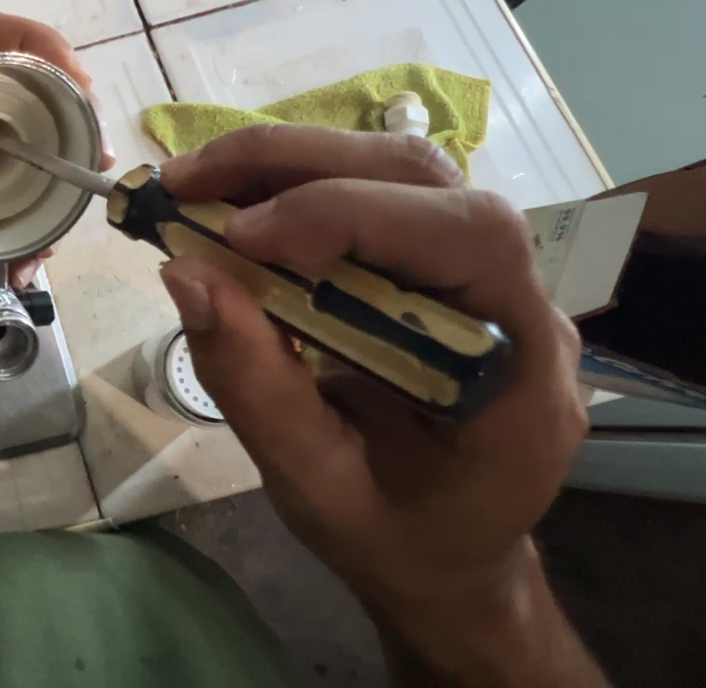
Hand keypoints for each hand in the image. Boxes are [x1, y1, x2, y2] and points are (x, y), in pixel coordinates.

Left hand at [0, 0, 110, 350]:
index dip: (34, 41)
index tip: (71, 73)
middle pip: (25, 77)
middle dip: (68, 95)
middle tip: (94, 130)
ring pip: (43, 125)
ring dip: (75, 143)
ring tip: (89, 170)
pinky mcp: (1, 193)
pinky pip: (43, 176)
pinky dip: (60, 192)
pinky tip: (62, 215)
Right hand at [156, 126, 590, 664]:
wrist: (440, 546)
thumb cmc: (394, 532)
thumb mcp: (314, 483)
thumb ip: (255, 385)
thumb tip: (185, 272)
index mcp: (520, 364)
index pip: (465, 237)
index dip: (347, 215)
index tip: (237, 238)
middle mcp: (509, 293)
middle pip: (418, 175)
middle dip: (293, 163)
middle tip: (185, 182)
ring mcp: (467, 267)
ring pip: (388, 164)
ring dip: (281, 159)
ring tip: (193, 181)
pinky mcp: (420, 256)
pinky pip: (362, 185)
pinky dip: (283, 178)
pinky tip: (226, 197)